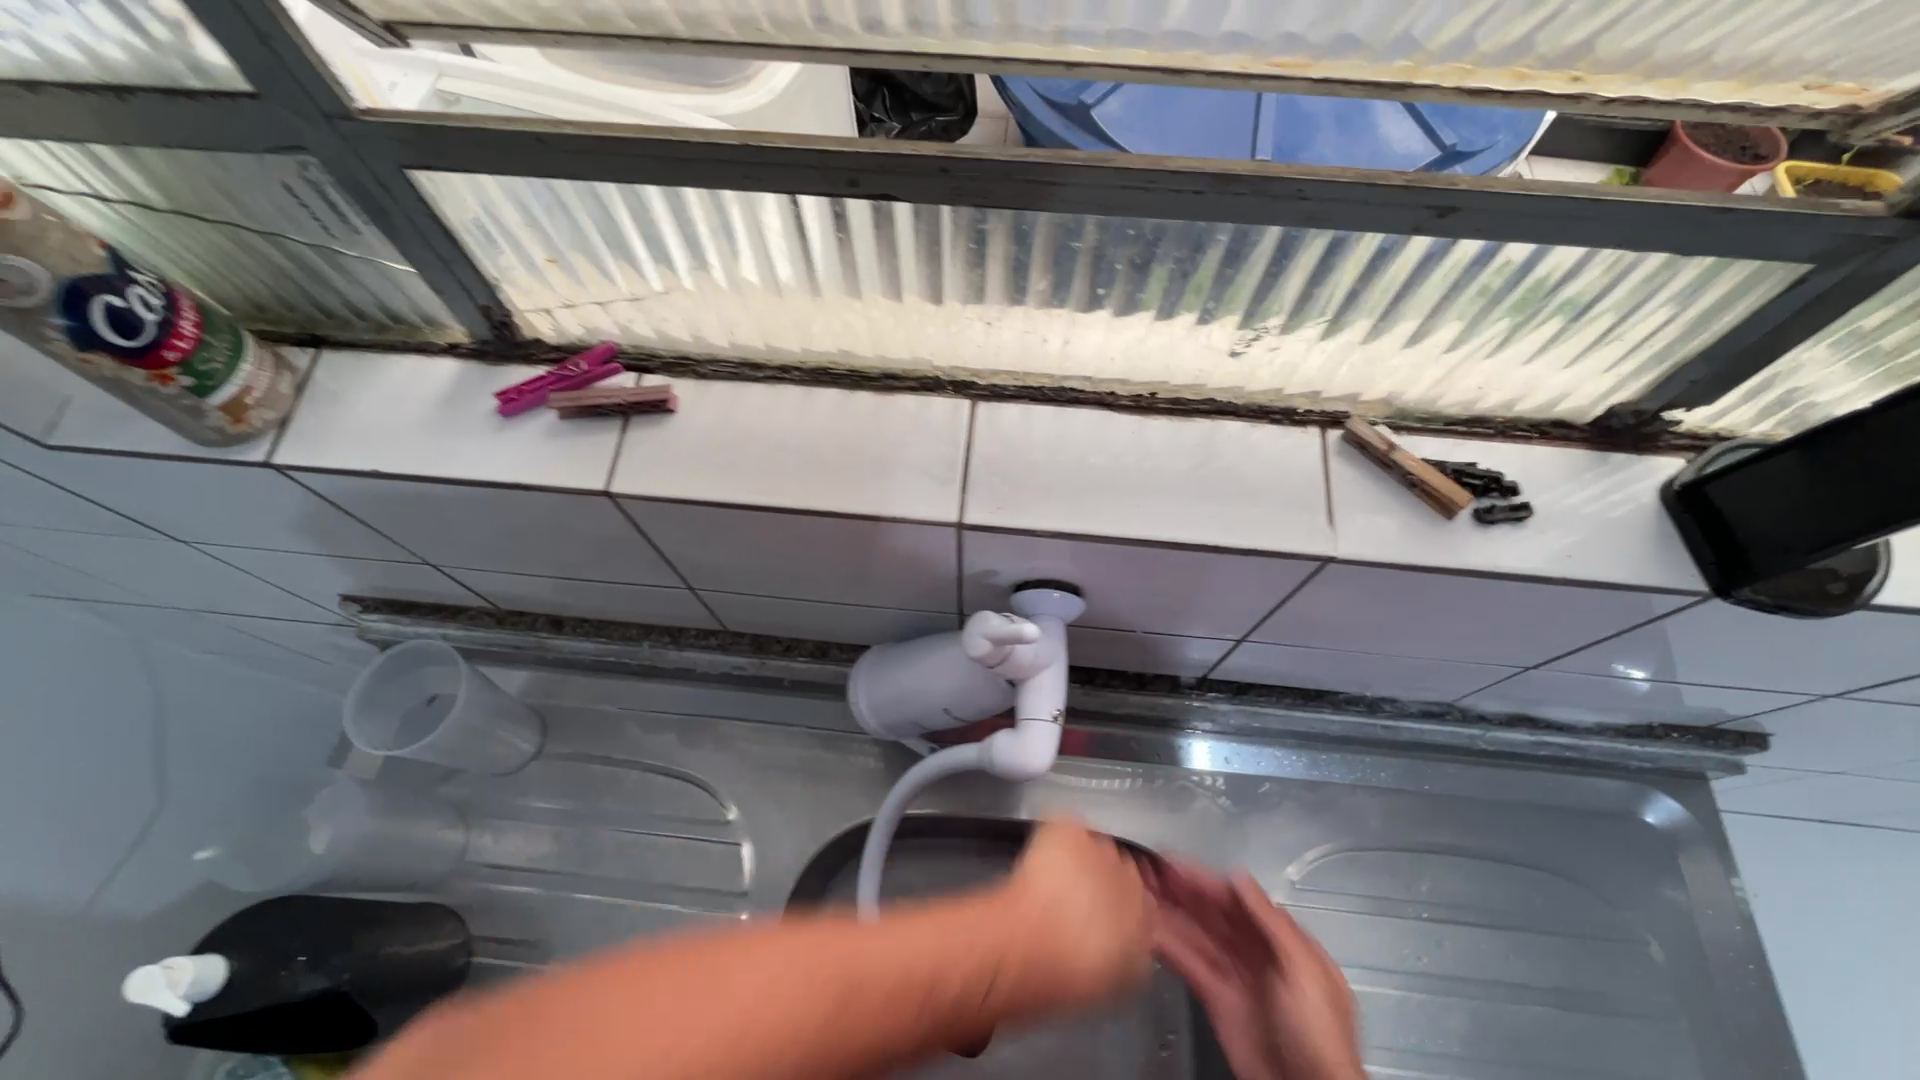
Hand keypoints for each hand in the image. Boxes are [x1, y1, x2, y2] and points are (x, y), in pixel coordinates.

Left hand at [995, 821, 1155, 1013]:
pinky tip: (1043, 850)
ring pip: (1095, 845)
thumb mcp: (1114, 980)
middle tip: (1074, 896)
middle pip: (1121, 870)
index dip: (1117, 907)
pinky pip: (1067, 826)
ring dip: (1080, 856)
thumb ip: (1127, 955)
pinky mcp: (1071, 830)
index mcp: (1147, 921)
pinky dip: (1056, 835)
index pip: (1141, 903)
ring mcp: (1102, 850)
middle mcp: (1133, 881)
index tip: (1097, 917)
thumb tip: (1118, 946)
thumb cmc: (1070, 976)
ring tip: (1054, 875)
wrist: (1035, 947)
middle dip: (1102, 879)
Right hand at [1144, 858, 1364, 1079]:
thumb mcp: (1303, 970)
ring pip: (1198, 936)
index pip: (1239, 902)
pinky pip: (1189, 965)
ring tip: (1139, 891)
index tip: (1173, 863)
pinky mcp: (1216, 1000)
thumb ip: (1271, 922)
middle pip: (1215, 915)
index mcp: (1283, 941)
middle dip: (1183, 892)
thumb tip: (1240, 877)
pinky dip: (1168, 946)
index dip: (1205, 881)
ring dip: (1170, 913)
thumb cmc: (1316, 1030)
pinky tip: (1147, 929)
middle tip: (1147, 870)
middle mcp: (1257, 953)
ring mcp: (1234, 977)